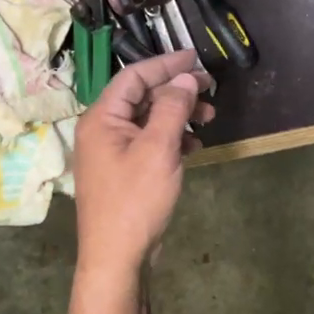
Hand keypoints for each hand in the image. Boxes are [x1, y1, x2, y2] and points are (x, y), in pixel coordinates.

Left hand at [72, 51, 214, 274]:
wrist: (117, 257)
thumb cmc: (135, 199)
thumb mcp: (159, 148)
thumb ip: (172, 108)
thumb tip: (185, 78)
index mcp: (102, 118)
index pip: (134, 76)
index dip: (165, 64)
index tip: (195, 57)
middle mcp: (102, 130)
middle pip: (142, 96)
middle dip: (177, 90)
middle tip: (211, 88)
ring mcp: (112, 152)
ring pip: (149, 118)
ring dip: (179, 114)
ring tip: (209, 119)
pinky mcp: (124, 170)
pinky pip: (150, 140)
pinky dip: (173, 137)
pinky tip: (194, 146)